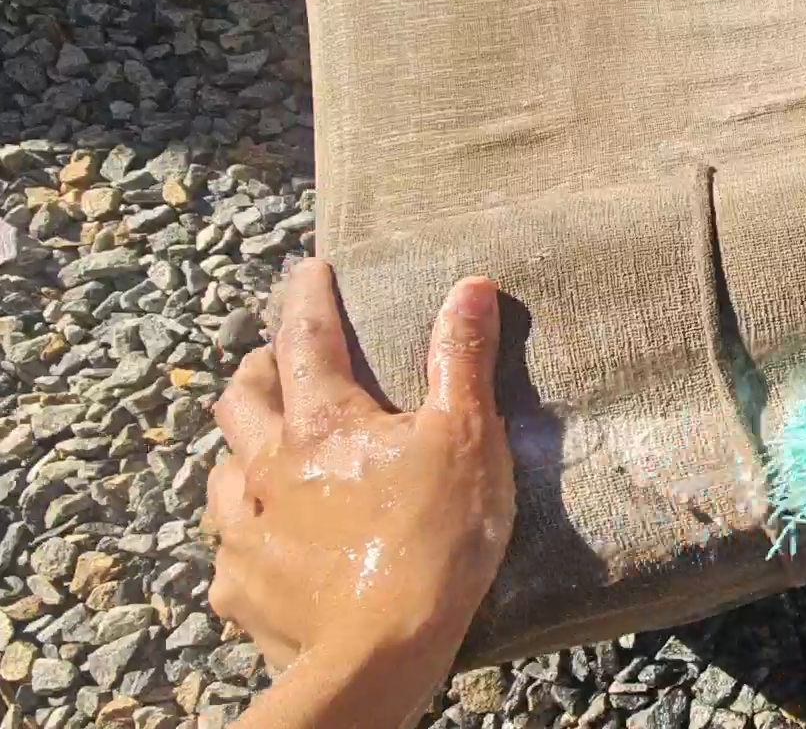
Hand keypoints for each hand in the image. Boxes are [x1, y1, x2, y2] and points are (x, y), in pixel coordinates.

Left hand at [205, 259, 514, 687]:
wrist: (383, 648)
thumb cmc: (439, 528)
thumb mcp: (466, 431)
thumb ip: (462, 357)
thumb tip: (471, 285)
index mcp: (325, 424)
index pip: (305, 342)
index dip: (307, 299)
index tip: (309, 268)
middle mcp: (268, 467)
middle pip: (242, 399)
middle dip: (258, 367)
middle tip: (279, 357)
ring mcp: (244, 528)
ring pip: (223, 466)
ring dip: (245, 441)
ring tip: (271, 441)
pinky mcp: (240, 585)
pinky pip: (229, 536)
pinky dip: (247, 513)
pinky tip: (273, 528)